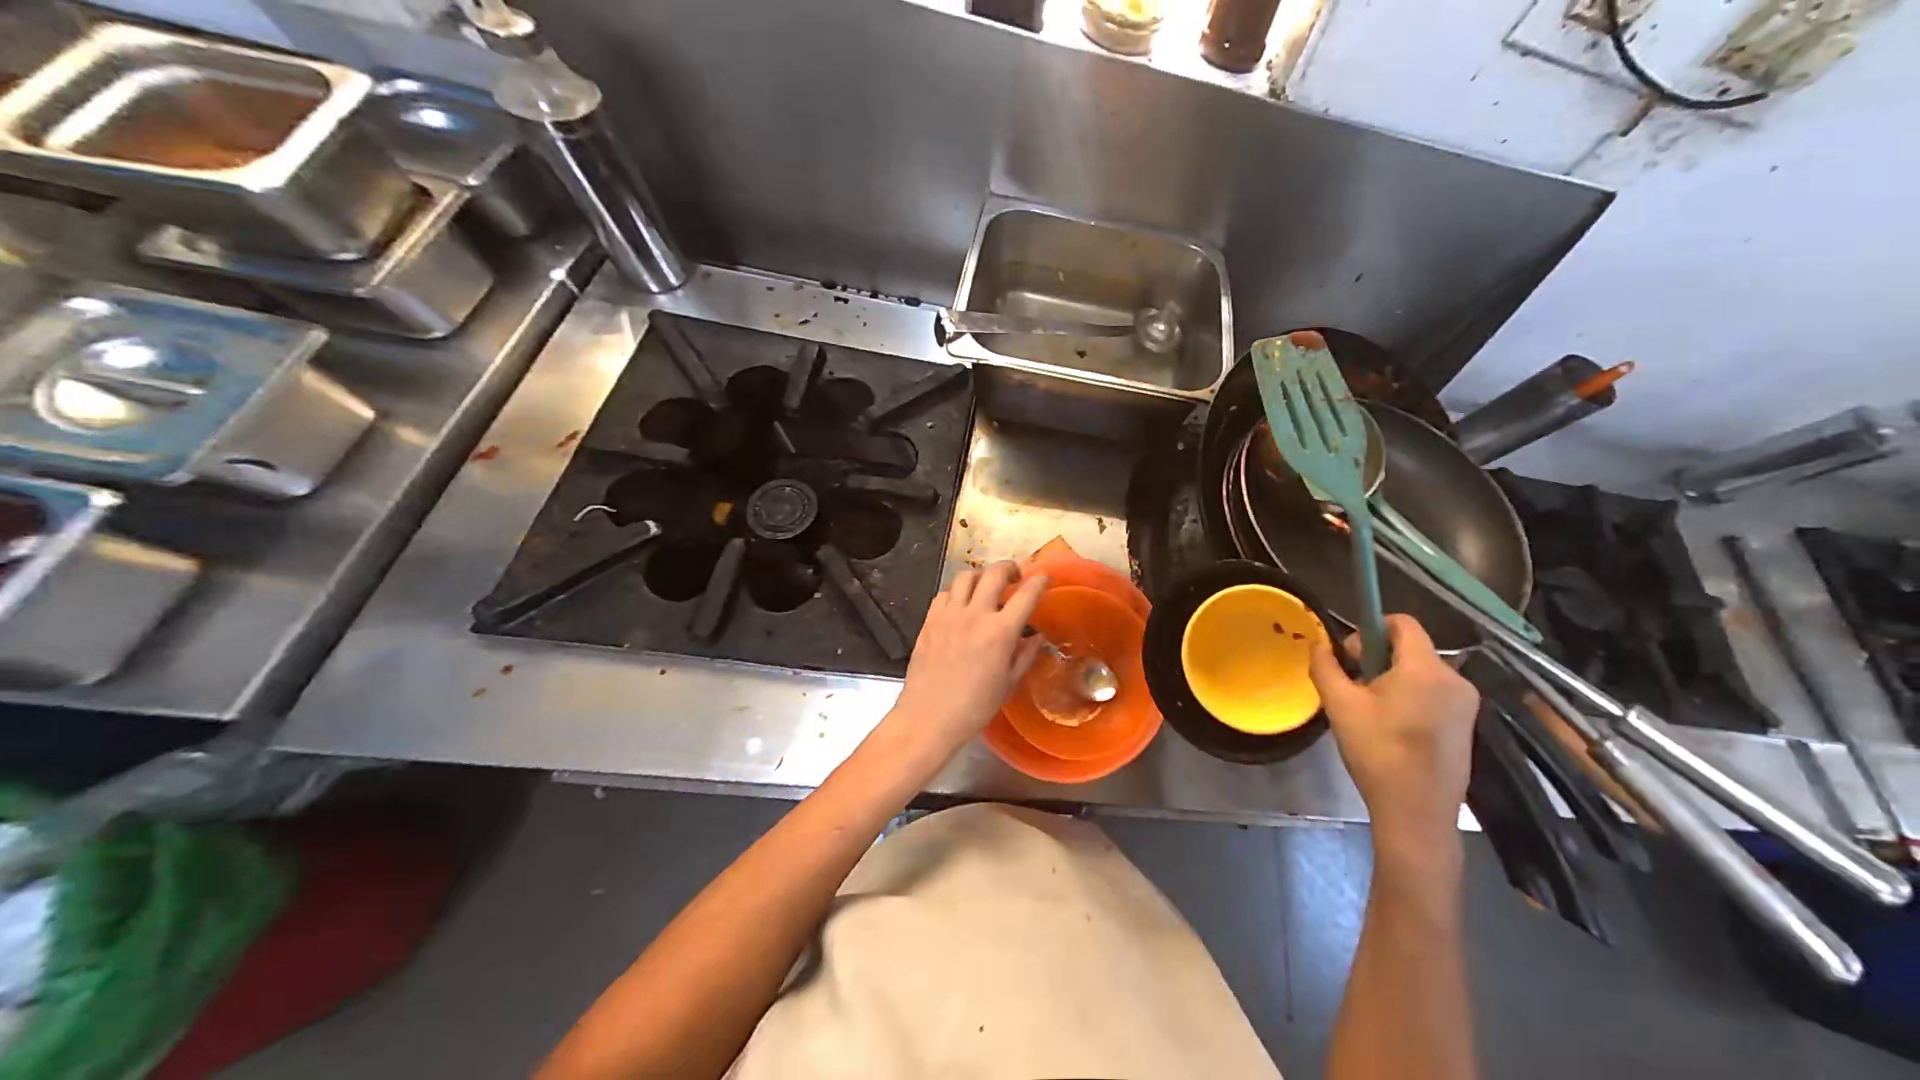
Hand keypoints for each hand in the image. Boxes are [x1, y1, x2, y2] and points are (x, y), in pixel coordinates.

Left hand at [882, 561, 1047, 765]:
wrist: (928, 717)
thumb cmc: (974, 708)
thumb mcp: (1008, 684)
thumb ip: (1025, 655)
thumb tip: (1037, 637)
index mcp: (1000, 632)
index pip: (1025, 595)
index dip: (1038, 582)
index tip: (1043, 577)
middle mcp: (975, 615)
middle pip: (994, 574)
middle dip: (1009, 568)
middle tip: (1015, 575)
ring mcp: (949, 615)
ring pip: (966, 576)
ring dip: (981, 575)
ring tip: (986, 585)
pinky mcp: (929, 620)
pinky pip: (945, 593)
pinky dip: (957, 591)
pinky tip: (961, 603)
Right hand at [1309, 615, 1478, 863]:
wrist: (1417, 812)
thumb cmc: (1377, 753)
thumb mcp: (1340, 706)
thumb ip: (1325, 666)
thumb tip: (1318, 643)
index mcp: (1426, 669)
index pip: (1403, 623)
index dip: (1372, 627)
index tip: (1350, 654)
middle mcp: (1454, 678)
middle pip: (1411, 648)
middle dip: (1378, 657)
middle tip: (1352, 684)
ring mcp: (1465, 703)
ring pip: (1421, 671)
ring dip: (1392, 678)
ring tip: (1368, 709)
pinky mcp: (1467, 723)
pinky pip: (1433, 692)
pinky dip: (1409, 696)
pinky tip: (1390, 725)